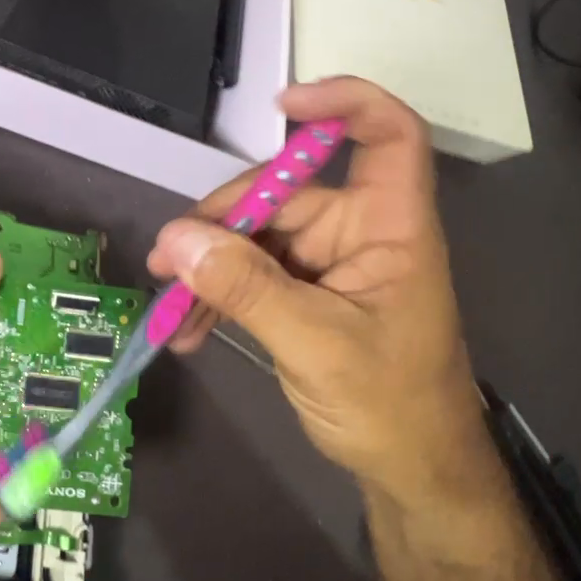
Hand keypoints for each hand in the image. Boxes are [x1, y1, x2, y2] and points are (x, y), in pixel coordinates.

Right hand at [147, 78, 489, 499]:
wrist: (412, 477)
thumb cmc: (393, 406)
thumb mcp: (316, 344)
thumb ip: (246, 288)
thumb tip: (173, 240)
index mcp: (389, 228)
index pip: (388, 136)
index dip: (345, 103)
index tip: (282, 104)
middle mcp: (356, 231)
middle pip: (282, 190)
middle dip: (221, 221)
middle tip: (168, 262)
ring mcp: (325, 262)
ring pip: (252, 235)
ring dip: (206, 268)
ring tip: (171, 311)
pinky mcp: (301, 292)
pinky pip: (247, 273)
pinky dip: (215, 296)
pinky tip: (189, 331)